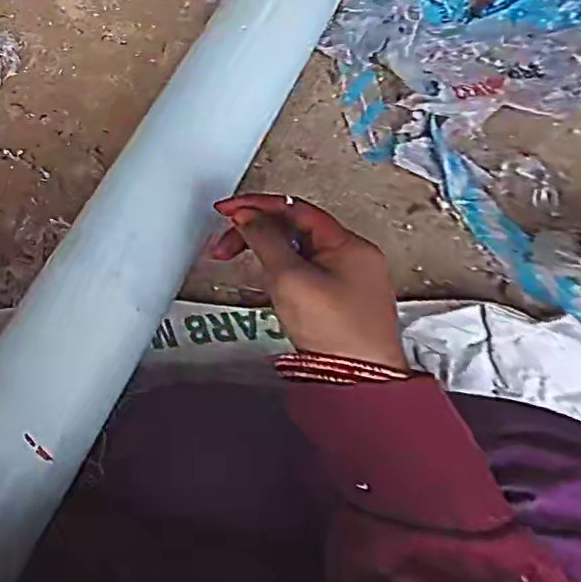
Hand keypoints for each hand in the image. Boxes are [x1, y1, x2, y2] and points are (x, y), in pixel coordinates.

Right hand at [208, 194, 405, 370]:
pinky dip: (275, 263)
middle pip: (292, 227)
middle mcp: (351, 255)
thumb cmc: (331, 326)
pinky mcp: (337, 293)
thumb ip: (264, 238)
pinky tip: (262, 275)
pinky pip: (300, 264)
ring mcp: (346, 275)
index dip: (256, 205)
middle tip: (224, 244)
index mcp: (347, 244)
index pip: (294, 209)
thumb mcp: (288, 275)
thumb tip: (247, 215)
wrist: (356, 376)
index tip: (227, 210)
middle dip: (254, 231)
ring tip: (235, 260)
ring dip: (261, 248)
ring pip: (294, 246)